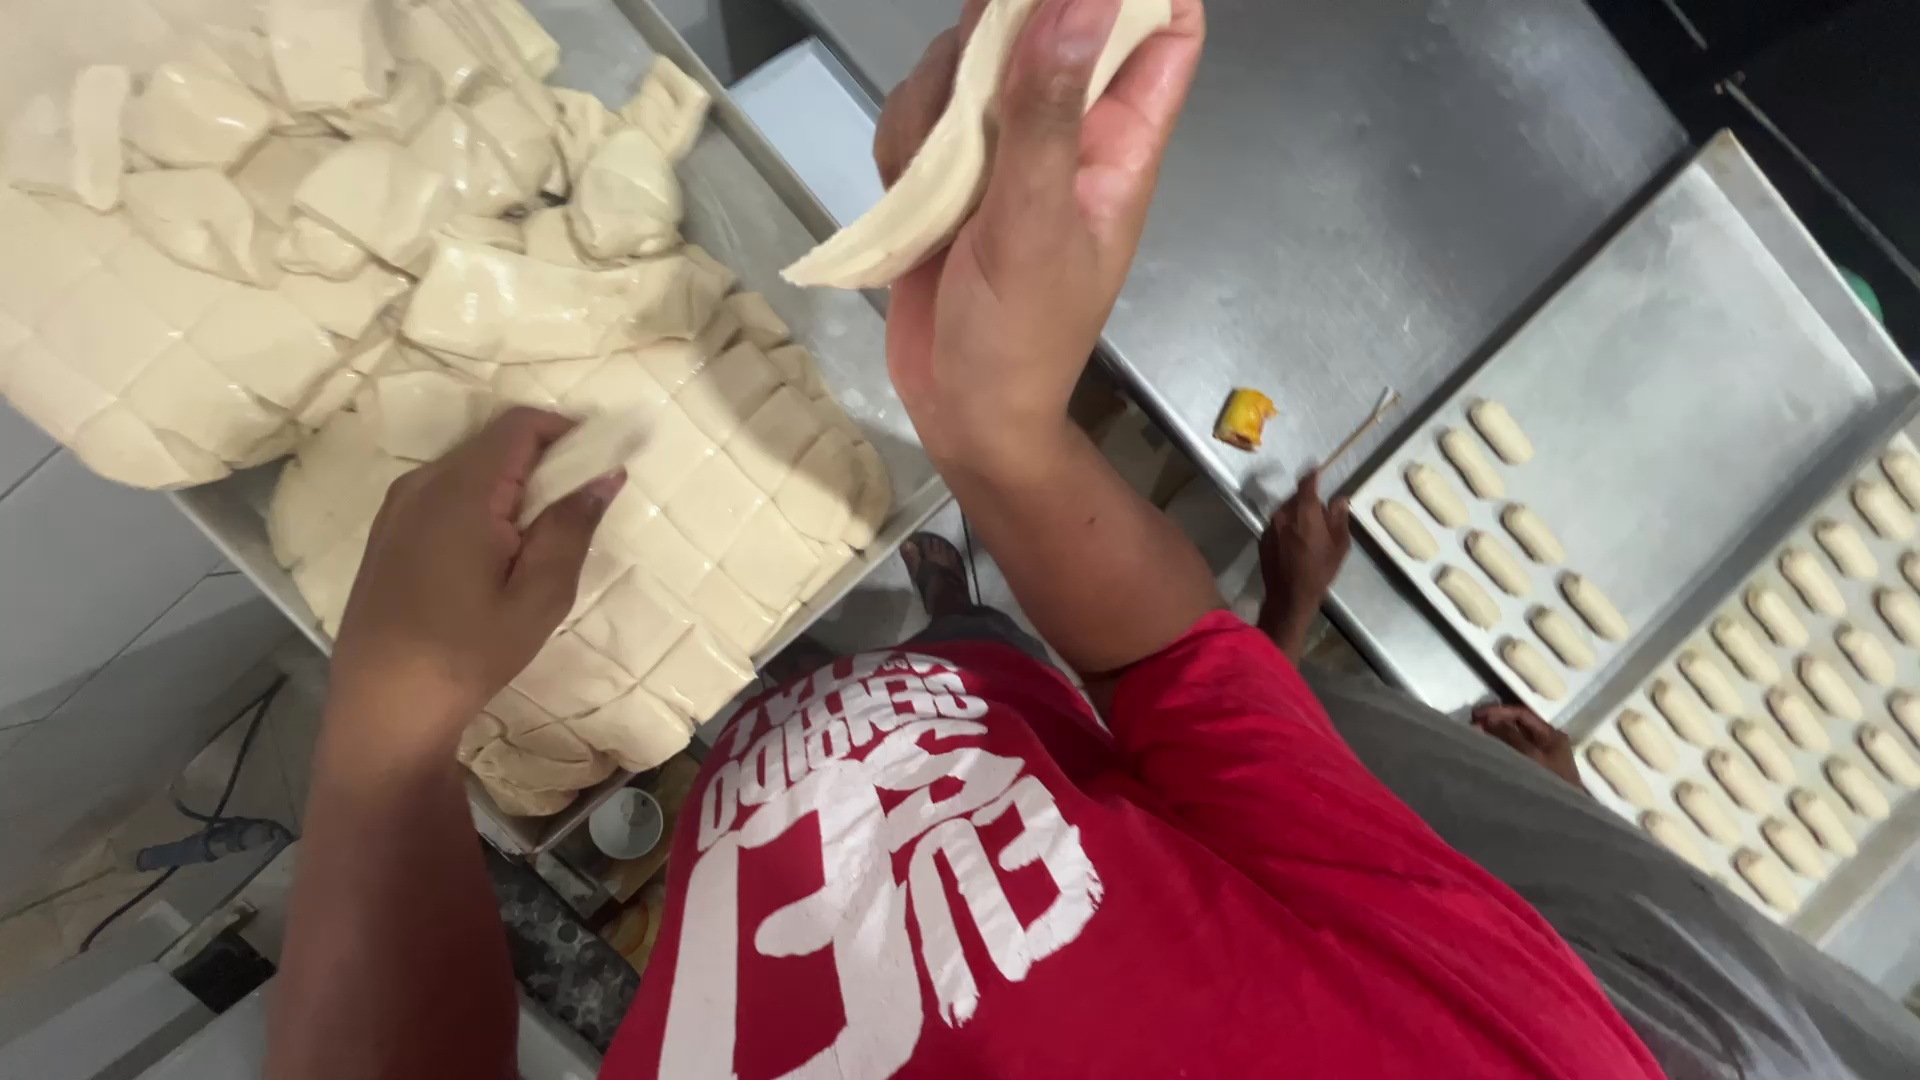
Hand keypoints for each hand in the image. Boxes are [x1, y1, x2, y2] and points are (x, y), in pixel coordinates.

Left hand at [329, 408, 622, 735]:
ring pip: (475, 466)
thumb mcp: (541, 593)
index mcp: (459, 493)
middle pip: (497, 441)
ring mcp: (399, 506)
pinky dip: (491, 500)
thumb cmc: (471, 650)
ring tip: (545, 538)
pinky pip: (451, 490)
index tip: (605, 464)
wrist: (386, 704)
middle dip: (550, 461)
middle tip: (583, 510)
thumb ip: (573, 525)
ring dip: (521, 483)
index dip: (570, 431)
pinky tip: (504, 551)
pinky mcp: (392, 530)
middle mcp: (422, 484)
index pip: (520, 425)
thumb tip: (605, 474)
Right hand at [878, 0, 1204, 471]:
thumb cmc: (1017, 339)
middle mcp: (1061, 139)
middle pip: (1043, 27)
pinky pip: (919, 119)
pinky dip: (902, 147)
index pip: (1158, 35)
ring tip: (930, 179)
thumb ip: (1047, 114)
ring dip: (933, 104)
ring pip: (966, 67)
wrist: (963, 410)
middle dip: (996, 36)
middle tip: (972, 97)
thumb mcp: (1034, 228)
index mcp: (1115, 148)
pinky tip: (907, 198)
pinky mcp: (945, 181)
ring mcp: (999, 159)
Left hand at [1257, 469, 1351, 656]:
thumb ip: (1338, 518)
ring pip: (1285, 510)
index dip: (1312, 475)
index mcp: (1304, 513)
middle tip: (1321, 516)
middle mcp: (1283, 514)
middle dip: (1307, 501)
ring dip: (1296, 514)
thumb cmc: (1319, 570)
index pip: (1306, 484)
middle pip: (1296, 498)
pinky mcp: (1263, 537)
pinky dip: (1287, 525)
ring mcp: (1270, 526)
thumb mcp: (1339, 545)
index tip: (1317, 469)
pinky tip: (1295, 542)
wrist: (1289, 594)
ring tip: (1309, 532)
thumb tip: (1339, 499)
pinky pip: (1277, 523)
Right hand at [1471, 703, 1587, 793]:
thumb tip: (1488, 718)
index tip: (1477, 714)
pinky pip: (1512, 746)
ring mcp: (1540, 751)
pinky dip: (1498, 742)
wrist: (1565, 810)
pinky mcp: (1532, 762)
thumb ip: (1510, 735)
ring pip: (1513, 734)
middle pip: (1517, 722)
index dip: (1499, 711)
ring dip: (1494, 731)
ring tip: (1475, 732)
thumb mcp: (1530, 755)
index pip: (1522, 714)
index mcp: (1551, 734)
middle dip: (1494, 720)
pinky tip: (1486, 744)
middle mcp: (1546, 739)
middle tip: (1473, 722)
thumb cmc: (1550, 779)